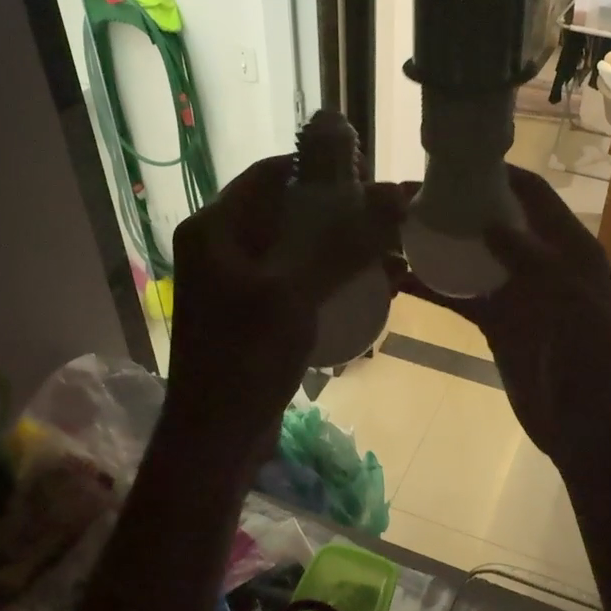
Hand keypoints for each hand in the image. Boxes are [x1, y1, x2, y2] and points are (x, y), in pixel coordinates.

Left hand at [165, 155, 404, 445]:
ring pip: (295, 249)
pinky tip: (367, 291)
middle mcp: (219, 247)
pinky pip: (295, 282)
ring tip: (389, 257)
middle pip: (287, 212)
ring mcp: (233, 283)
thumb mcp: (295, 294)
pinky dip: (328, 281)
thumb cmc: (245, 359)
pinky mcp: (250, 314)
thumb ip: (344, 242)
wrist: (215, 439)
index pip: (272, 175)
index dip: (322, 172)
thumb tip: (396, 193)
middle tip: (389, 223)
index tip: (370, 182)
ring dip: (340, 250)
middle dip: (340, 215)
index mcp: (214, 228)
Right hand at [402, 167, 610, 460]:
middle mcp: (541, 263)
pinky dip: (434, 287)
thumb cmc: (582, 355)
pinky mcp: (497, 323)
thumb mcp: (562, 298)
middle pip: (497, 222)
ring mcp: (517, 294)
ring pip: (473, 258)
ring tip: (397, 229)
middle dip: (458, 209)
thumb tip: (488, 221)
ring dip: (439, 246)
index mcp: (569, 249)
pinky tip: (400, 278)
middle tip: (412, 195)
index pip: (534, 196)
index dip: (500, 175)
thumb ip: (528, 256)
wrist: (580, 422)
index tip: (457, 163)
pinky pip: (462, 297)